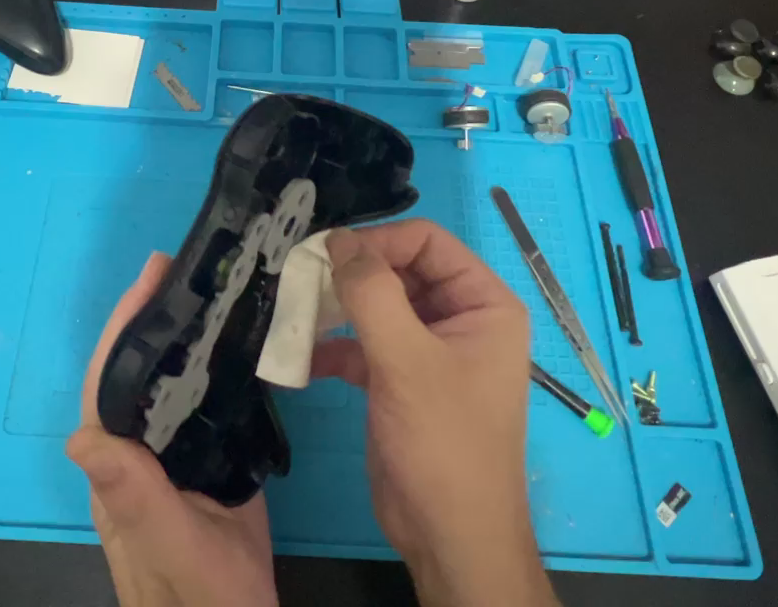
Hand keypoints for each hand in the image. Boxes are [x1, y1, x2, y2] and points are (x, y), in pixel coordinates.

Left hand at [67, 252, 277, 606]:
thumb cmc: (200, 598)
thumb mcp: (172, 548)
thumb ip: (133, 498)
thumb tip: (81, 437)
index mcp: (119, 468)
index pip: (109, 382)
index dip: (123, 326)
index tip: (151, 277)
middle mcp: (137, 454)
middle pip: (134, 372)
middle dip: (148, 316)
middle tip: (181, 268)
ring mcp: (170, 458)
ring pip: (164, 382)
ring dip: (177, 333)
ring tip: (206, 290)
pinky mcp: (205, 464)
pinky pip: (199, 402)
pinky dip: (210, 364)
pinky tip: (234, 341)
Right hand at [312, 220, 555, 606]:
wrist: (448, 538)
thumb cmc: (443, 441)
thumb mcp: (406, 360)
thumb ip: (372, 292)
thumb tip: (337, 239)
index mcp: (482, 303)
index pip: (428, 242)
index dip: (379, 241)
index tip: (328, 253)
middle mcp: (459, 317)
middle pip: (399, 269)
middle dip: (352, 274)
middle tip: (302, 277)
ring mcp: (428, 349)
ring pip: (377, 306)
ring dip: (337, 309)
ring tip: (294, 309)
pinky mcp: (400, 379)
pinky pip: (364, 345)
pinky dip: (333, 348)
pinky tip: (300, 358)